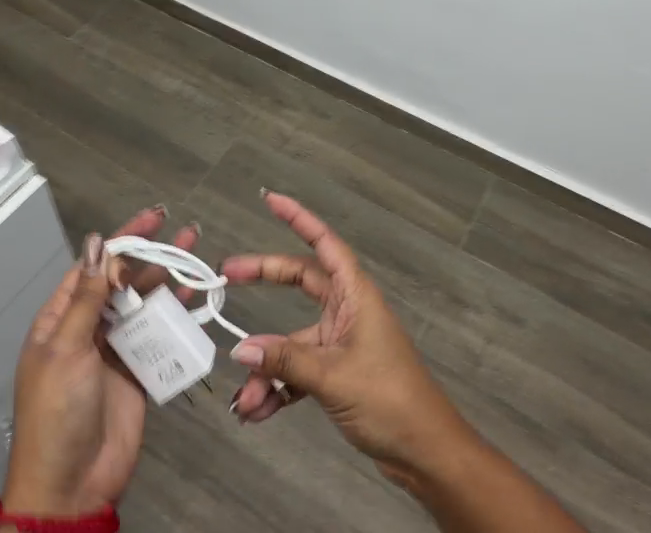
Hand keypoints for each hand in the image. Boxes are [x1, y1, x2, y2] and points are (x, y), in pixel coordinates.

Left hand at [3, 208, 198, 516]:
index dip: (122, 240)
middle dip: (152, 255)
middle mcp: (88, 329)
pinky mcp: (138, 372)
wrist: (72, 482)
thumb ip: (88, 298)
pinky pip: (158, 336)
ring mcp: (115, 350)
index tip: (152, 218)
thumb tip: (97, 246)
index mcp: (60, 319)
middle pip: (123, 282)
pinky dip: (177, 317)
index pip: (93, 267)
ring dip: (168, 281)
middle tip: (186, 233)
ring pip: (145, 305)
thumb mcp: (67, 349)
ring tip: (197, 256)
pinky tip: (195, 299)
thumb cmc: (57, 412)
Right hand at [220, 191, 474, 478]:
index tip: (270, 199)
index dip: (299, 218)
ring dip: (266, 367)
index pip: (325, 243)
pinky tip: (256, 412)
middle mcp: (347, 311)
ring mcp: (341, 343)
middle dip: (264, 283)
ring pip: (292, 340)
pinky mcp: (337, 373)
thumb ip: (284, 359)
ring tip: (245, 401)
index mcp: (356, 295)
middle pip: (299, 283)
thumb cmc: (389, 399)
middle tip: (225, 281)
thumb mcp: (332, 375)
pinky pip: (297, 370)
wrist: (425, 451)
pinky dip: (277, 389)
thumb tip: (240, 348)